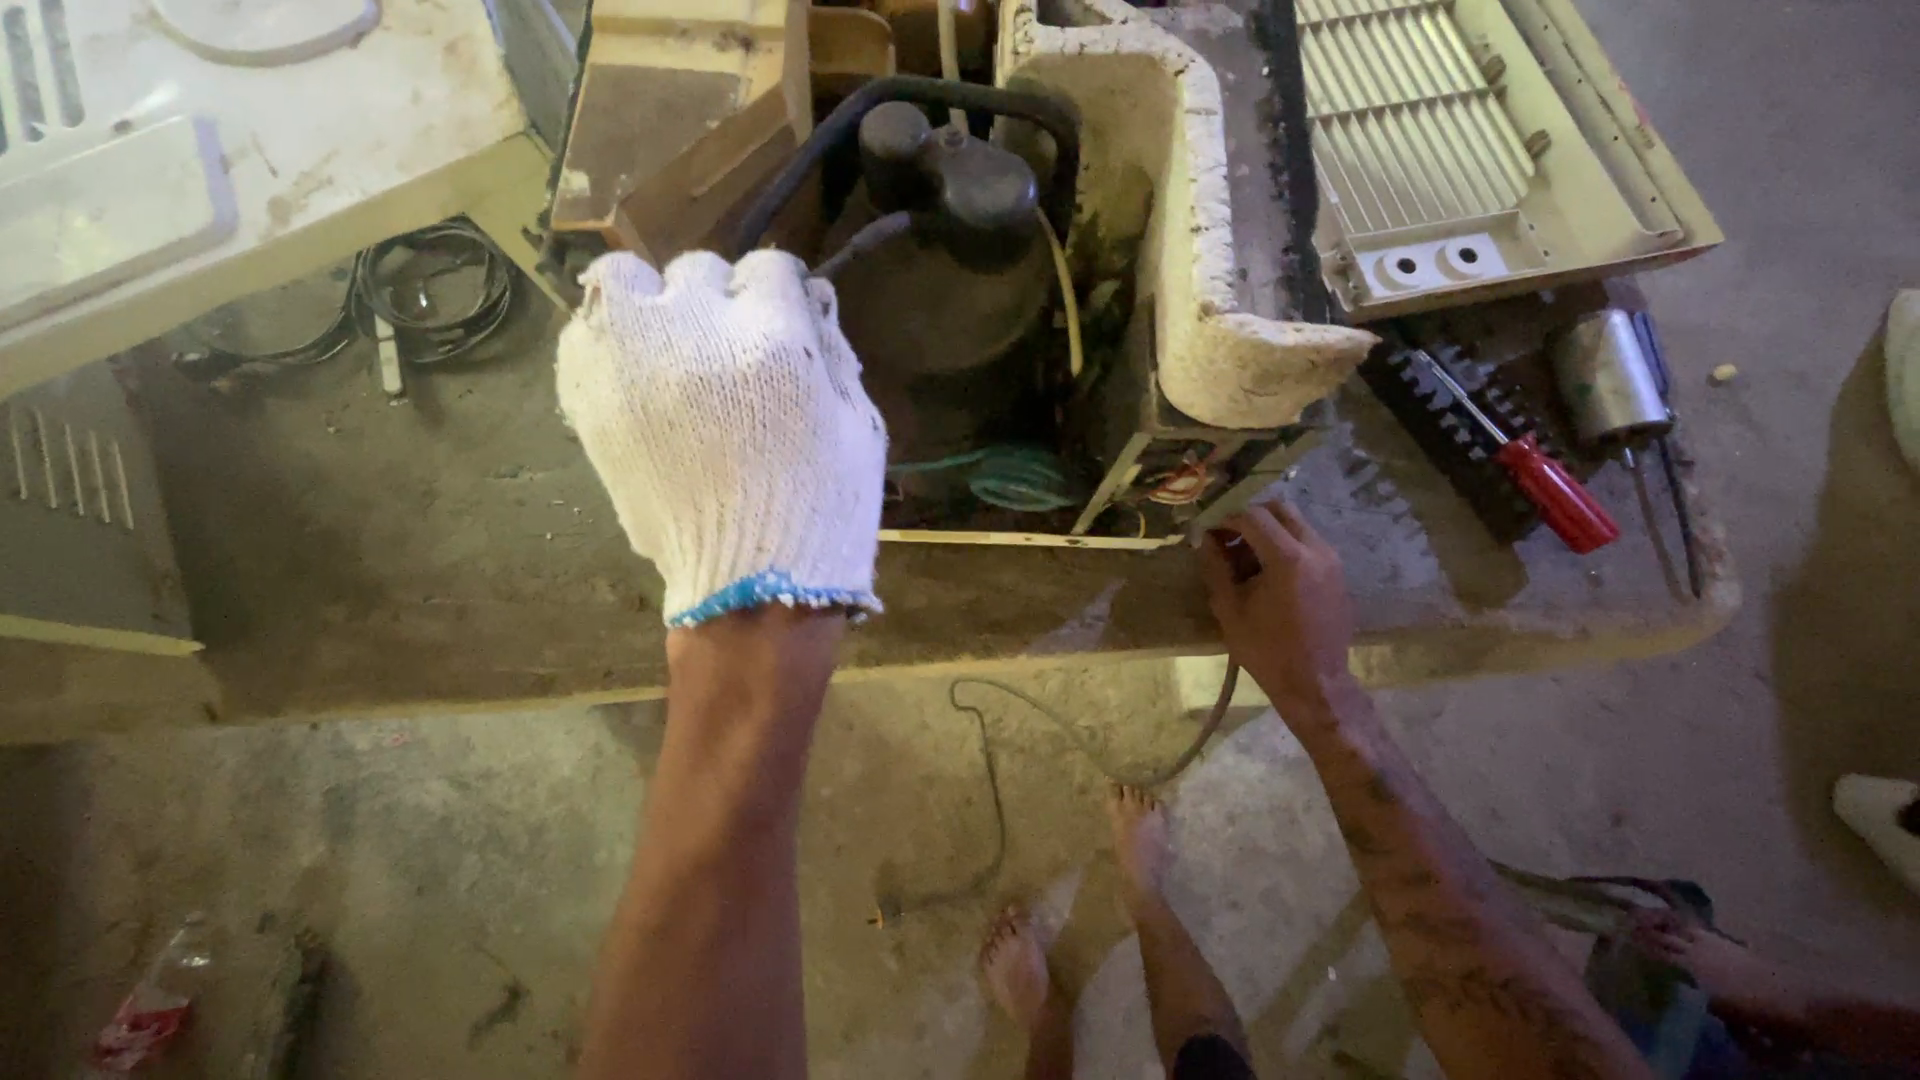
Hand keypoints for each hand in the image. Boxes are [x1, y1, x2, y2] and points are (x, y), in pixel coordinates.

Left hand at [556, 250, 887, 626]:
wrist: (752, 584)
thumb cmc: (824, 509)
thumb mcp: (859, 426)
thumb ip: (834, 351)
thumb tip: (811, 294)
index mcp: (774, 341)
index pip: (769, 267)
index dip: (780, 296)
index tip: (781, 323)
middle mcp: (696, 335)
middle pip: (700, 269)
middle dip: (722, 303)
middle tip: (730, 352)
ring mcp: (632, 364)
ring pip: (625, 278)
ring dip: (653, 306)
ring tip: (671, 350)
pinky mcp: (590, 399)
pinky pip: (584, 332)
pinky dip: (610, 342)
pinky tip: (636, 376)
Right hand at [1200, 499, 1357, 721]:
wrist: (1314, 682)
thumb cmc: (1266, 650)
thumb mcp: (1229, 608)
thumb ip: (1216, 567)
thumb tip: (1206, 539)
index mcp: (1288, 558)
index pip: (1253, 516)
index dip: (1226, 519)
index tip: (1209, 532)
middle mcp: (1316, 549)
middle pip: (1281, 509)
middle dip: (1251, 517)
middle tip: (1229, 538)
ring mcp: (1332, 560)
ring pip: (1296, 524)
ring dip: (1269, 531)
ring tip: (1246, 559)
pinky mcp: (1338, 572)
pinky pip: (1308, 543)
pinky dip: (1285, 545)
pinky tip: (1268, 574)